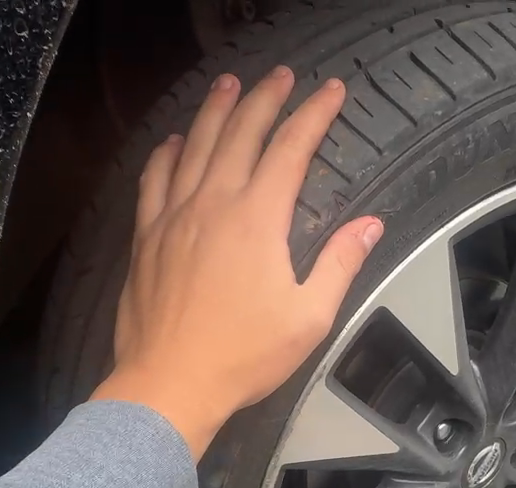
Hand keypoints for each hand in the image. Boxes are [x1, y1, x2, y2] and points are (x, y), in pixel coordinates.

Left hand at [92, 66, 383, 458]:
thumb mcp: (309, 318)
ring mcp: (173, 216)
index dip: (314, 114)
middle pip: (241, 132)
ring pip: (195, 145)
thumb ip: (339, 264)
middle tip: (281, 76)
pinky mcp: (146, 237)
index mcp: (258, 220)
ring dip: (216, 110)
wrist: (171, 382)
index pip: (291, 149)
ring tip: (229, 85)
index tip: (331, 91)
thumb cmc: (244, 356)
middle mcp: (213, 203)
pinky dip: (167, 152)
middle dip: (265, 98)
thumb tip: (369, 225)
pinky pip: (154, 178)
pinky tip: (175, 142)